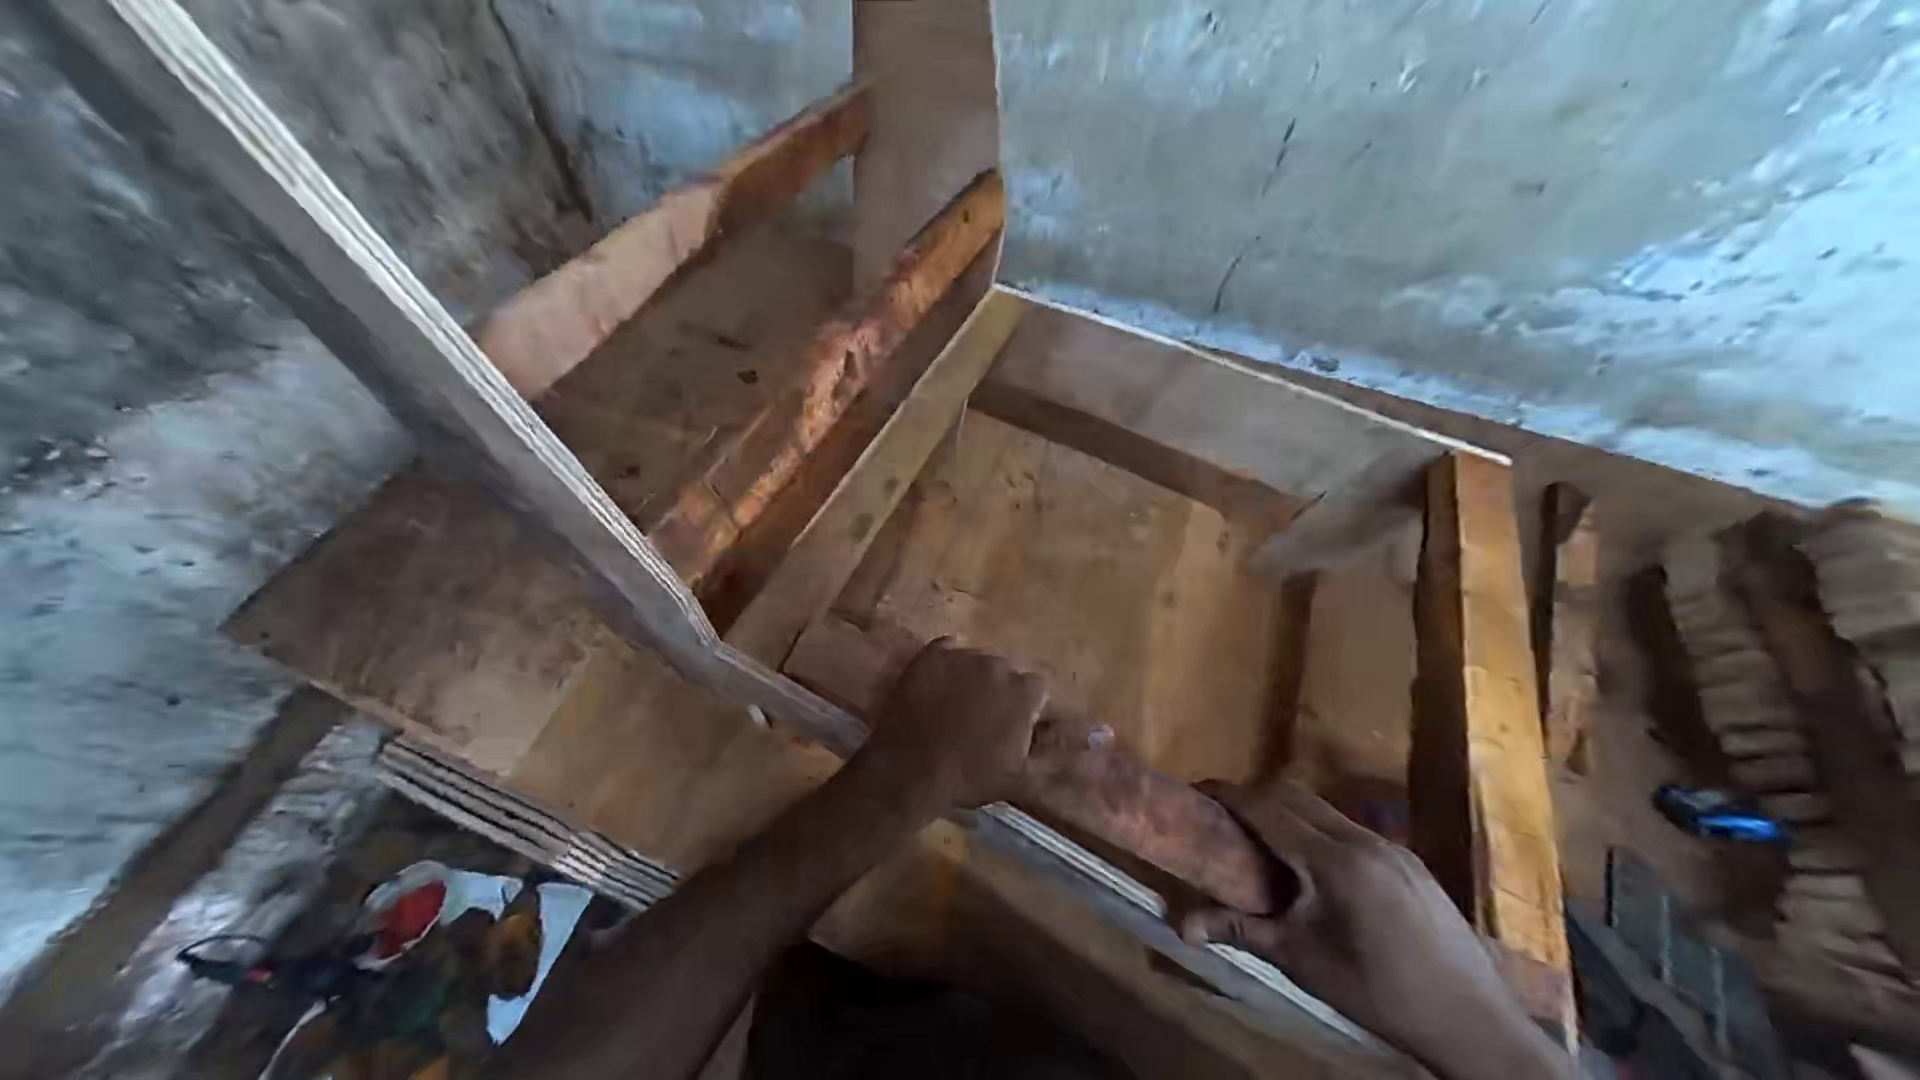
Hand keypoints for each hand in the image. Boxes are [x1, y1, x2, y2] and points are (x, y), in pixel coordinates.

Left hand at [853, 640, 1048, 810]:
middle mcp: (999, 664)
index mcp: (1026, 690)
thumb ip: (1066, 751)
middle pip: (1007, 671)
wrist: (910, 770)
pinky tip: (937, 688)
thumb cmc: (971, 777)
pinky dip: (946, 666)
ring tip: (955, 706)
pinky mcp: (931, 653)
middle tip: (980, 719)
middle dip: (999, 690)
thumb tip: (1107, 733)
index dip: (1023, 708)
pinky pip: (947, 651)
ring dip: (972, 677)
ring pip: (977, 660)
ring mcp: (963, 655)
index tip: (1008, 727)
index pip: (1036, 688)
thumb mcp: (1025, 773)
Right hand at [1182, 781, 1569, 1079]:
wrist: (1476, 1027)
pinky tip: (1317, 864)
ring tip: (1266, 837)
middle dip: (1255, 796)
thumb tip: (1182, 928)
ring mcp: (1392, 848)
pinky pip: (1351, 828)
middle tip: (1226, 813)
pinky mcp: (1411, 862)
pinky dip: (1320, 828)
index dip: (1229, 794)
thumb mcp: (1301, 960)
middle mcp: (1363, 840)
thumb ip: (1240, 930)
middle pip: (1295, 796)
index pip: (1268, 808)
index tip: (1199, 790)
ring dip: (1288, 811)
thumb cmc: (1377, 991)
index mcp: (1333, 861)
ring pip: (1325, 809)